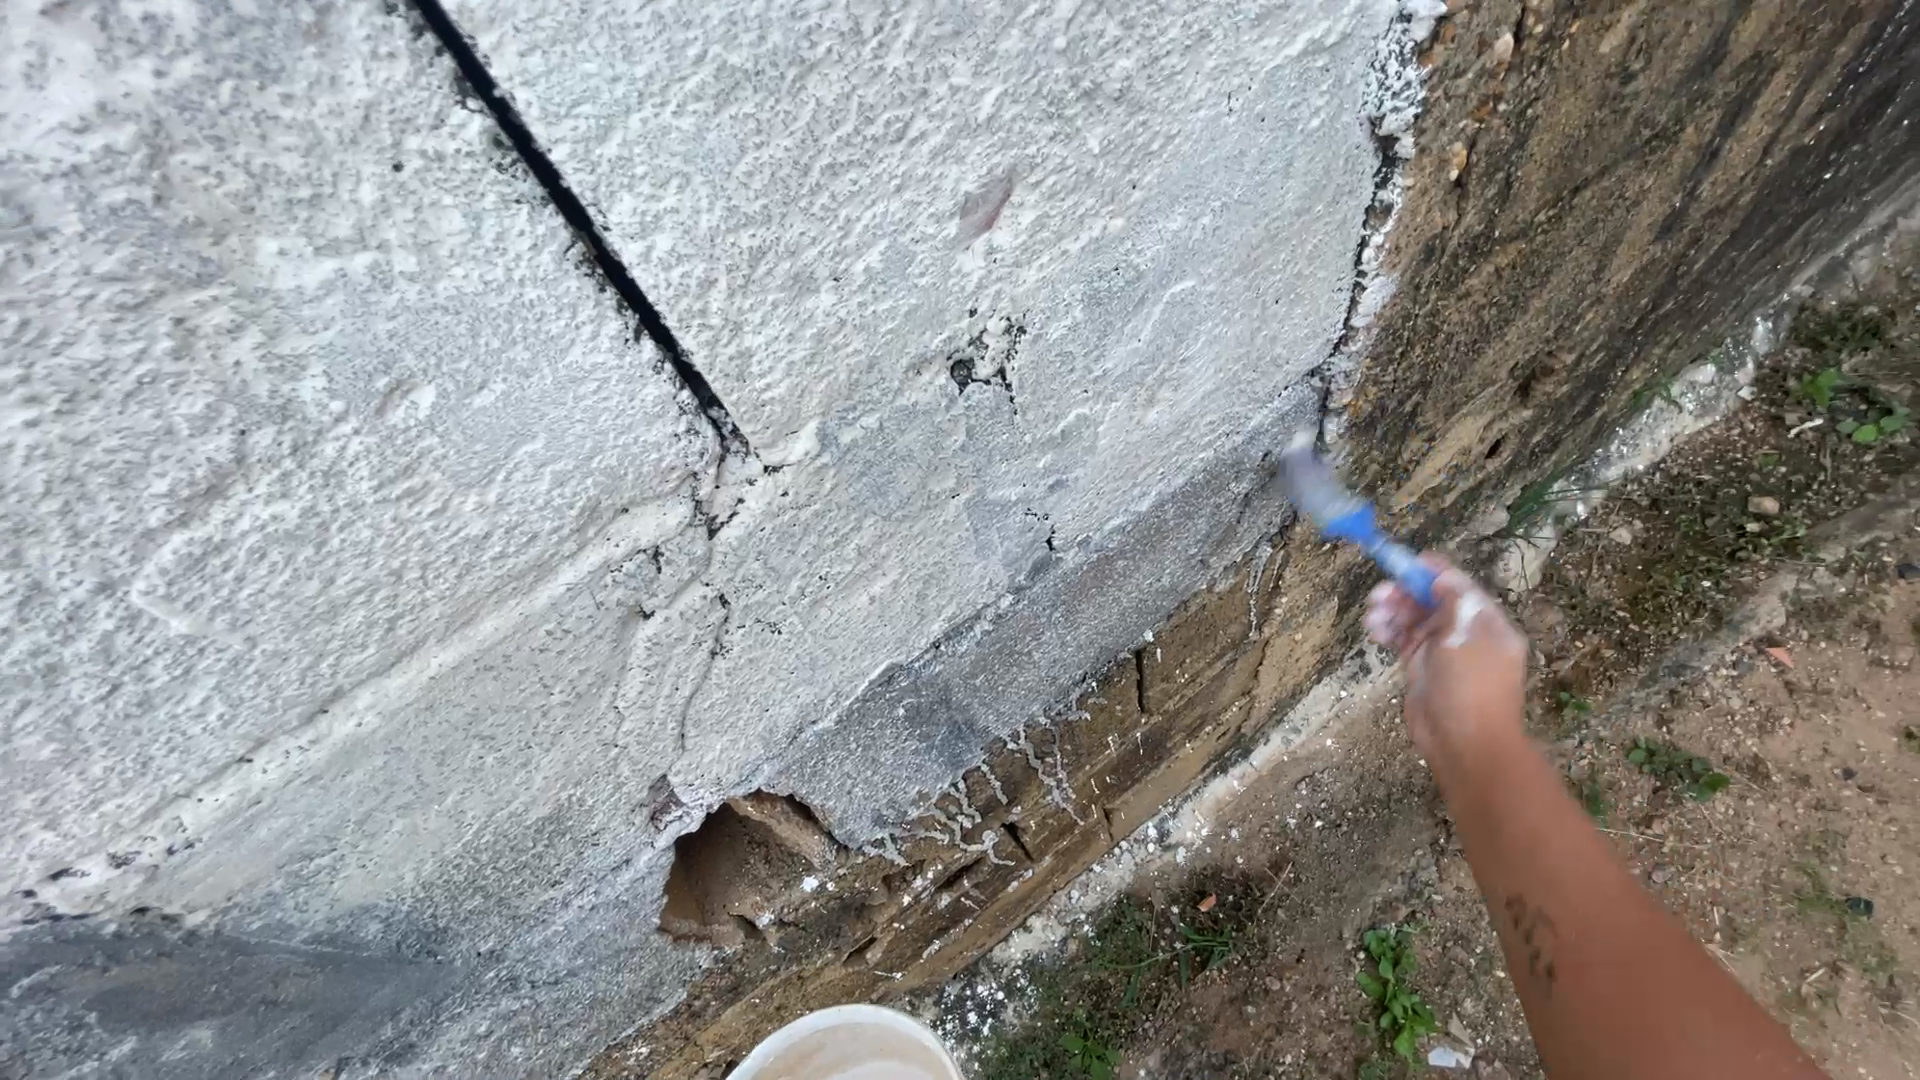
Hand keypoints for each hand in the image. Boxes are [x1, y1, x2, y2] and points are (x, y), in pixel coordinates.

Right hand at [1364, 556, 1528, 771]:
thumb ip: (1453, 602)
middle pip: (1430, 600)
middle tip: (1379, 593)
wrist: (1463, 742)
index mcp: (1488, 624)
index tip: (1405, 561)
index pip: (1459, 587)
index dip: (1432, 572)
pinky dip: (1387, 630)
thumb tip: (1440, 577)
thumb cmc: (1471, 687)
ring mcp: (1442, 651)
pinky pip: (1400, 638)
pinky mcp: (1420, 666)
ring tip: (1372, 614)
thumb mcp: (1466, 636)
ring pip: (1411, 618)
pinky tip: (1374, 630)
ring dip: (1390, 611)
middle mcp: (1465, 633)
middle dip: (1404, 592)